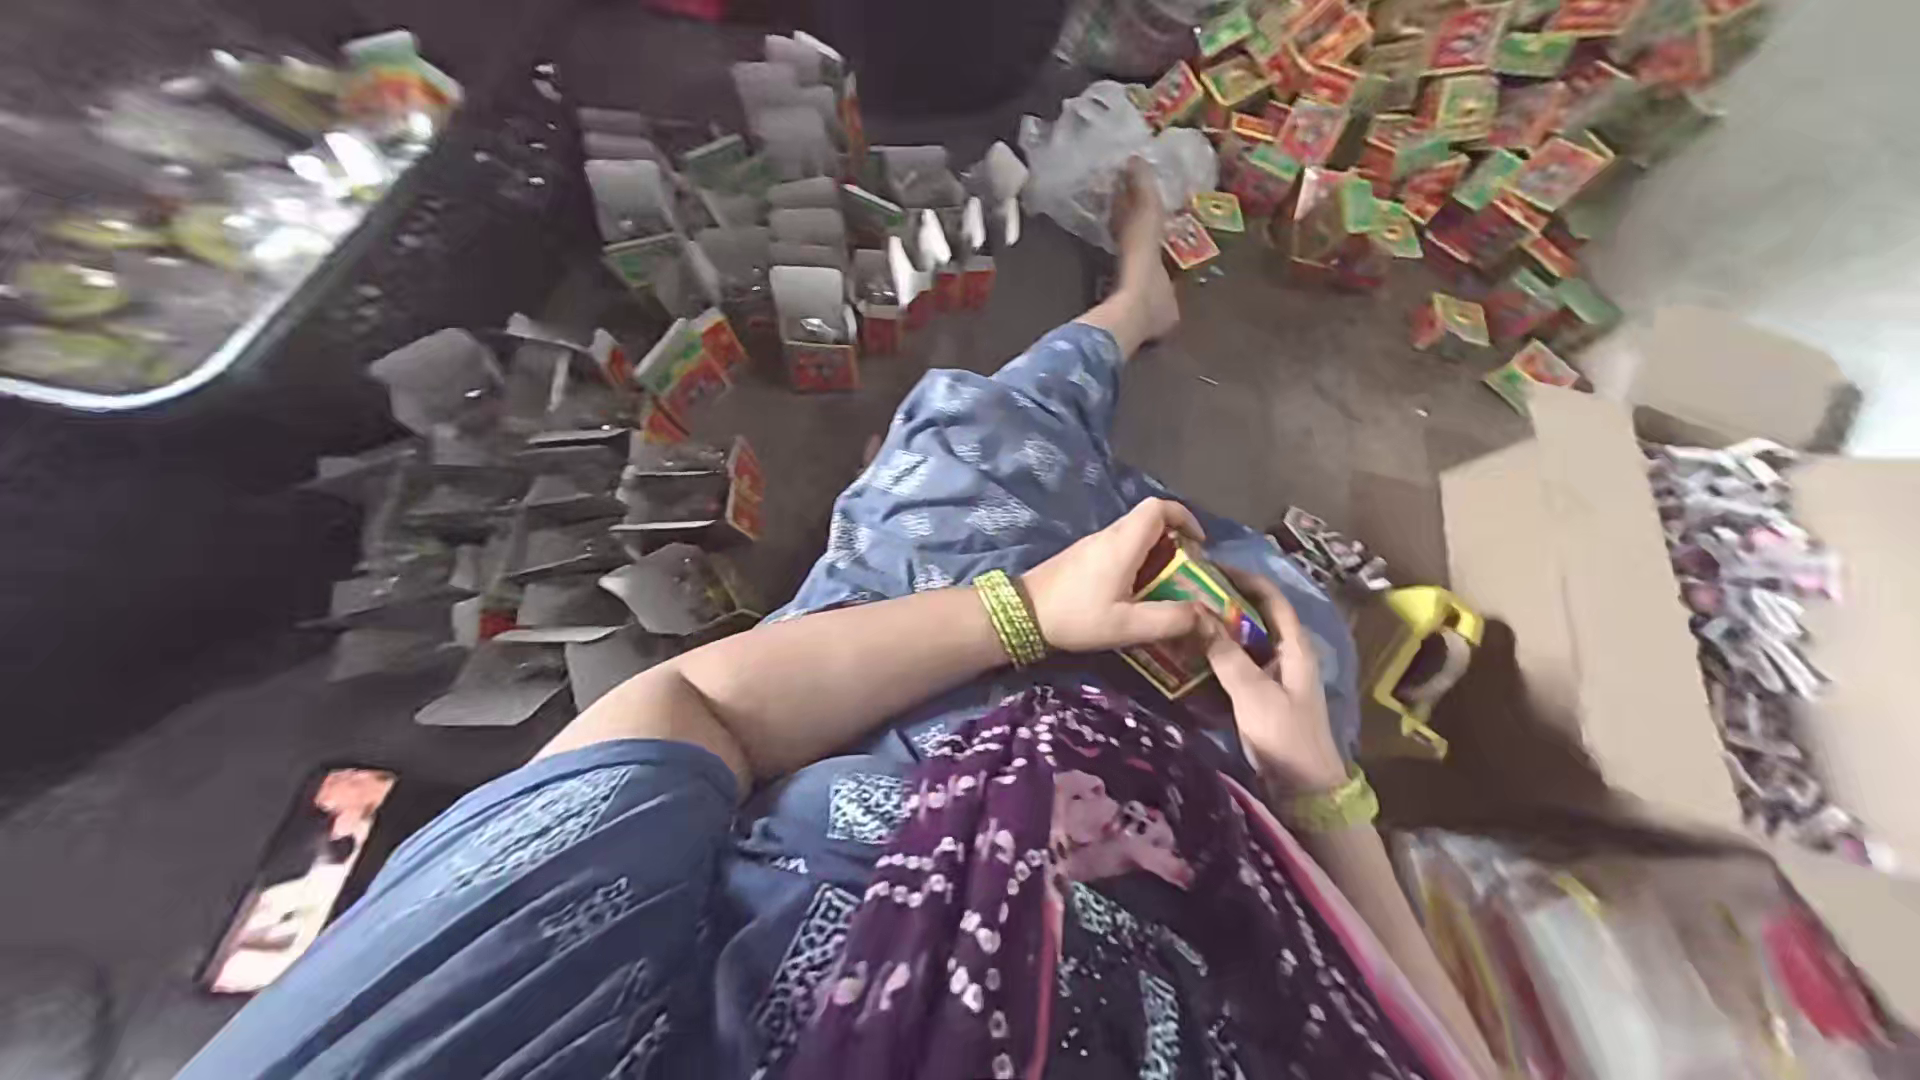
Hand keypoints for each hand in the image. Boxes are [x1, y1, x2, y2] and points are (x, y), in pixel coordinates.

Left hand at [1023, 498, 1206, 652]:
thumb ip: (1170, 620)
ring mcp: (1090, 545)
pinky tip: (1134, 593)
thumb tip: (1205, 617)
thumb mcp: (1127, 626)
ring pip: (1132, 536)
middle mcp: (1108, 536)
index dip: (1185, 518)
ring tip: (1164, 588)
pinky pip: (1116, 548)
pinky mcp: (1080, 557)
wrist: (1022, 615)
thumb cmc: (1076, 617)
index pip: (1159, 507)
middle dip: (1174, 541)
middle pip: (1148, 521)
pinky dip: (1134, 561)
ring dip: (1154, 554)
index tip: (1199, 544)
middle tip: (1185, 573)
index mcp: (1122, 543)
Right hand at [1203, 566, 1347, 792]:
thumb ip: (1226, 653)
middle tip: (1184, 591)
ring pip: (1239, 639)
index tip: (1209, 566)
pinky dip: (1211, 653)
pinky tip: (1186, 653)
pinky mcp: (1257, 692)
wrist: (1305, 790)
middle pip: (1252, 615)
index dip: (1243, 577)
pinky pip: (1232, 662)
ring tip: (1178, 617)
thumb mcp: (1254, 693)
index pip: (1270, 597)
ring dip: (1213, 628)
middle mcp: (1284, 653)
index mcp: (1294, 646)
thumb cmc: (1287, 736)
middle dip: (1220, 600)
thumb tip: (1196, 612)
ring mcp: (1271, 674)